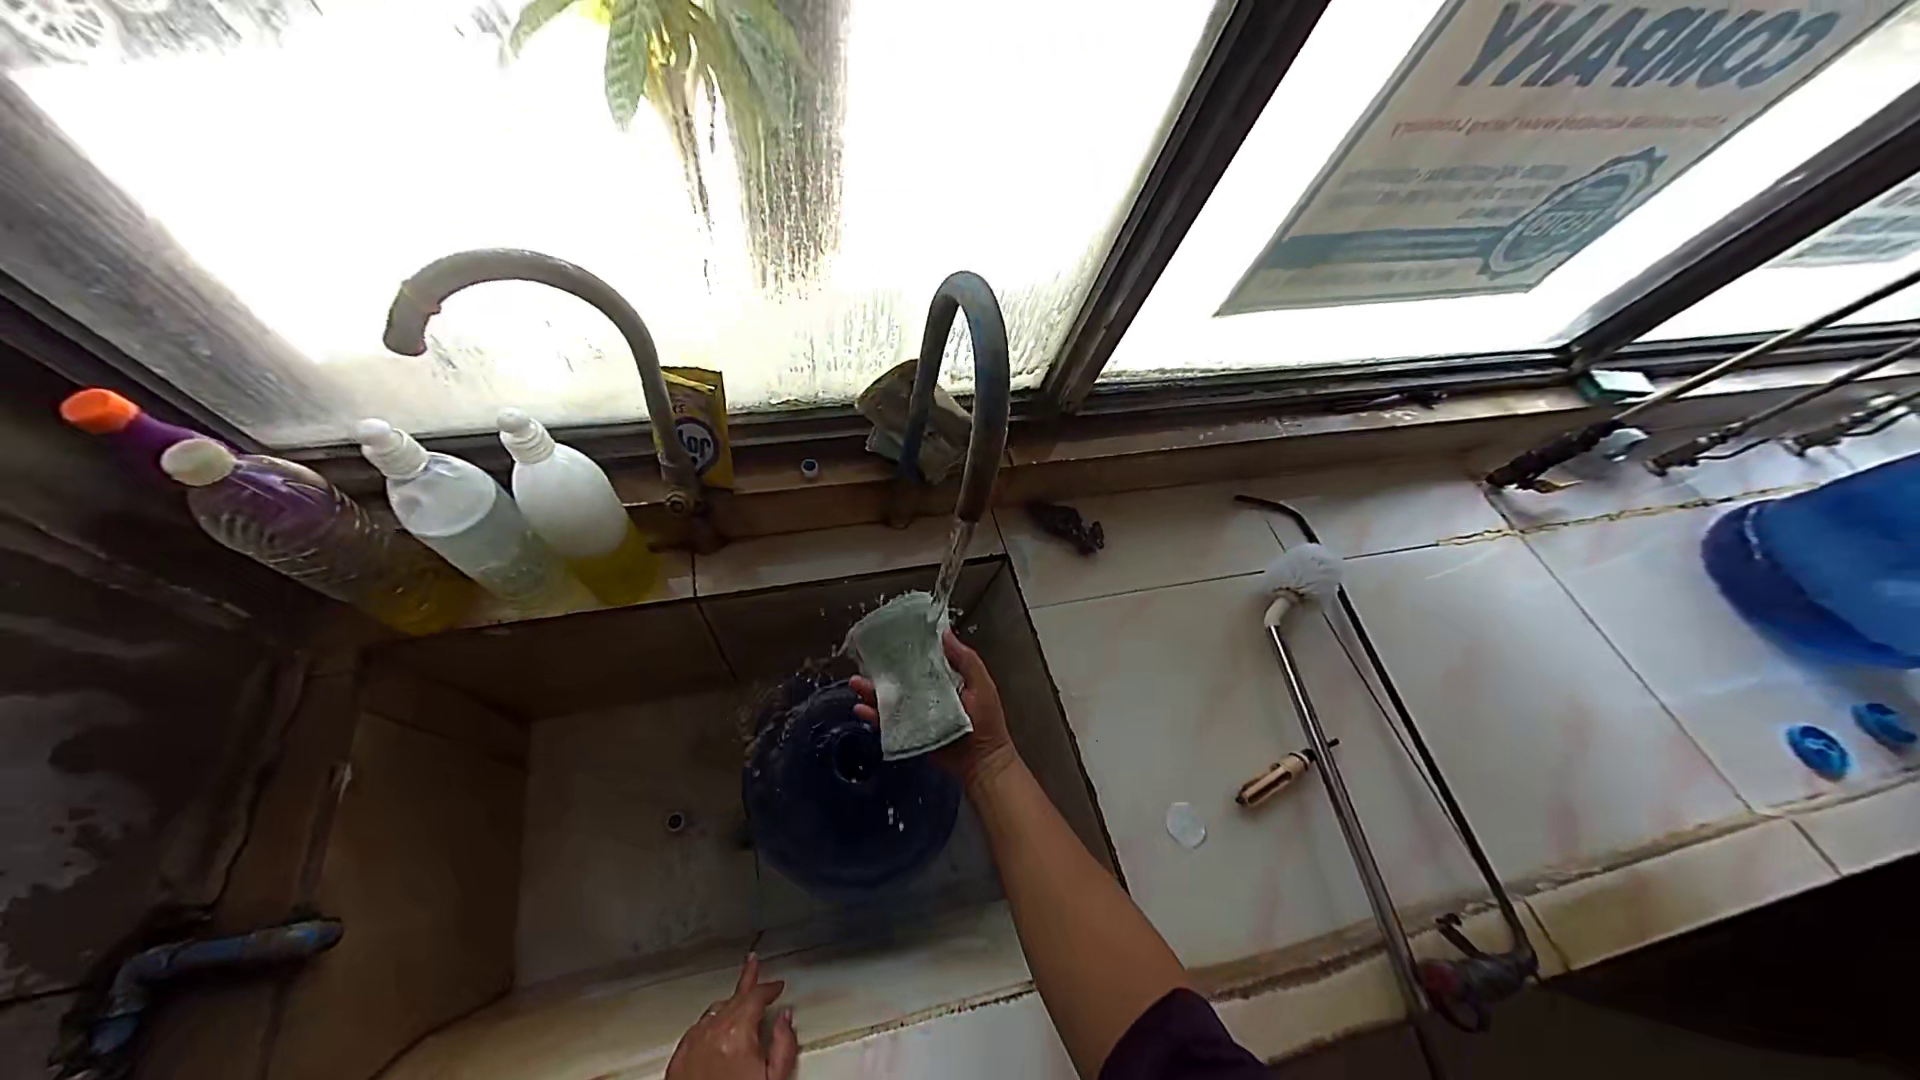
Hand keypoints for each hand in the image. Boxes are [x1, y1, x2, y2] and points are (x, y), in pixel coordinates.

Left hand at [665, 955, 796, 1079]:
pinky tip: (716, 1023)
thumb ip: (785, 1045)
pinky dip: (710, 1022)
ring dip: (730, 1003)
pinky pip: (697, 1029)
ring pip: (715, 1011)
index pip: (755, 996)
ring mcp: (692, 1045)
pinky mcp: (678, 1060)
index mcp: (737, 1033)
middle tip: (753, 963)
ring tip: (739, 996)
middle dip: (748, 983)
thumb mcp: (774, 1079)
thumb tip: (786, 1019)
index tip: (777, 986)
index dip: (769, 988)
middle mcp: (711, 1032)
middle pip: (734, 998)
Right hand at [852, 630, 1018, 789]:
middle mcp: (927, 694)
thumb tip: (945, 632)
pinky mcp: (909, 733)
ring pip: (889, 700)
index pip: (919, 661)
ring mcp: (916, 714)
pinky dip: (873, 717)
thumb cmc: (986, 721)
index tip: (886, 639)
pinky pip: (888, 724)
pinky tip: (861, 710)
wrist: (982, 761)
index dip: (904, 651)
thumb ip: (965, 659)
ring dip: (871, 692)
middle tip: (864, 661)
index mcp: (943, 680)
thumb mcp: (980, 683)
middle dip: (880, 671)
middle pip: (899, 680)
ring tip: (856, 684)